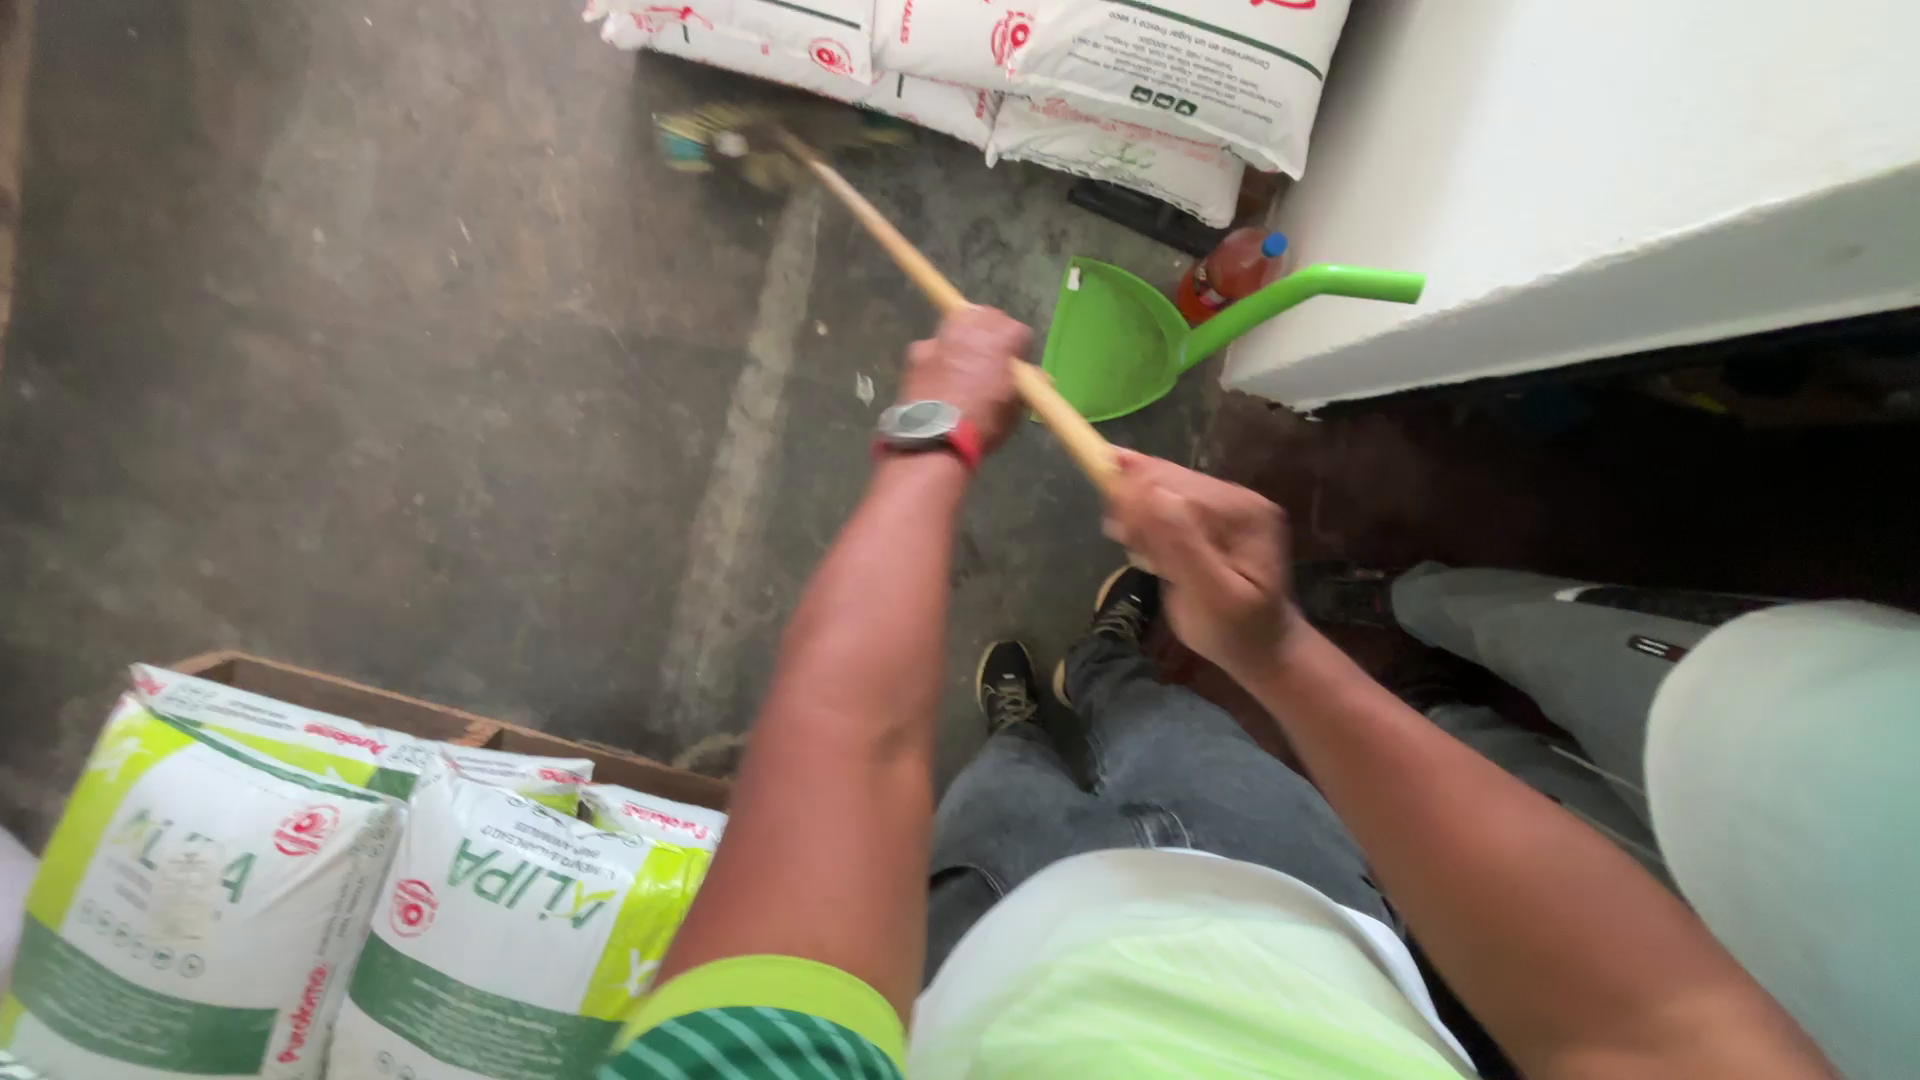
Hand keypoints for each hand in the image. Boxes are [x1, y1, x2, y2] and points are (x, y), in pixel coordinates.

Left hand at [900, 306, 1031, 452]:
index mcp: (1004, 338)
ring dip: (963, 336)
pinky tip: (936, 376)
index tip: (1013, 365)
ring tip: (962, 360)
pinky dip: (936, 356)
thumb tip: (1039, 377)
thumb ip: (1027, 385)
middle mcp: (974, 328)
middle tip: (988, 357)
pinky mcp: (917, 350)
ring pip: (957, 323)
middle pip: (987, 316)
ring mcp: (942, 336)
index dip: (1017, 348)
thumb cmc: (984, 422)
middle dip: (990, 332)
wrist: (937, 437)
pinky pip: (932, 346)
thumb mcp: (1016, 409)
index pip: (1019, 331)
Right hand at [1102, 450, 1296, 677]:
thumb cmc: (1235, 631)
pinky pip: (1164, 500)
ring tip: (1143, 554)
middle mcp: (1237, 498)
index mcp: (1244, 513)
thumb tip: (1149, 495)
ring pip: (1162, 486)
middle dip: (1137, 505)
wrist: (1260, 648)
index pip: (1178, 488)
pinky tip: (1147, 544)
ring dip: (1138, 513)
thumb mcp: (1211, 597)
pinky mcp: (1208, 515)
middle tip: (1126, 542)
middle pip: (1168, 479)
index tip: (1117, 530)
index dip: (1139, 499)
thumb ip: (1182, 546)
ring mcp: (1224, 504)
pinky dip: (1145, 519)